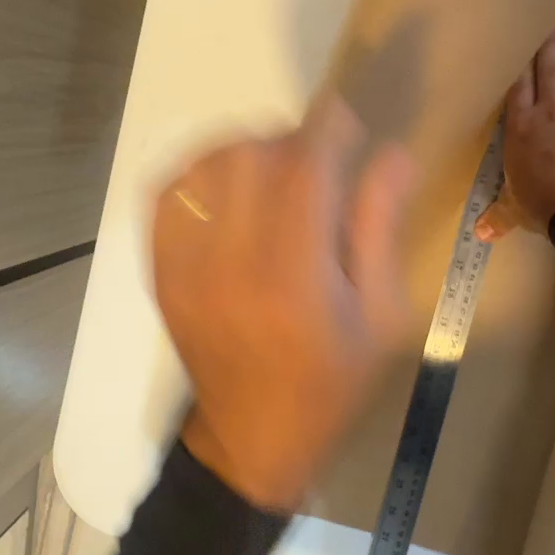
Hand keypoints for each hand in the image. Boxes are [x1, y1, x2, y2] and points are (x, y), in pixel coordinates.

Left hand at [153, 98, 415, 510]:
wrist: (253, 436)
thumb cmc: (331, 381)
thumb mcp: (381, 317)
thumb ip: (381, 231)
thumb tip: (393, 154)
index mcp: (294, 279)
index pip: (303, 169)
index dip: (327, 128)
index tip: (345, 118)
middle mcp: (230, 264)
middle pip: (249, 156)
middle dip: (288, 138)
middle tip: (315, 158)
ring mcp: (185, 267)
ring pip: (204, 165)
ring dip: (243, 149)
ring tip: (273, 169)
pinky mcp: (160, 271)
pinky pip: (166, 195)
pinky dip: (197, 172)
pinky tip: (228, 187)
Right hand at [475, 30, 554, 241]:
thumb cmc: (540, 204)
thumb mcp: (513, 210)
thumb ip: (498, 216)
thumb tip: (480, 234)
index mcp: (521, 129)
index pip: (518, 91)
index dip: (520, 71)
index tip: (523, 50)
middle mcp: (551, 114)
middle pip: (550, 75)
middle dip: (550, 52)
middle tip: (554, 32)